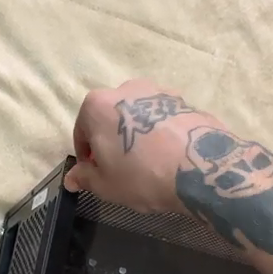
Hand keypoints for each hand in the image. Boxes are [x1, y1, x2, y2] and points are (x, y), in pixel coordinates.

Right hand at [63, 77, 229, 214]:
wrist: (200, 167)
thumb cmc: (141, 175)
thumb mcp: (105, 185)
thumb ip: (84, 177)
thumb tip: (71, 178)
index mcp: (97, 105)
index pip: (82, 133)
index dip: (87, 157)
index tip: (96, 174)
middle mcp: (126, 88)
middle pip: (110, 119)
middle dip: (110, 142)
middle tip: (120, 170)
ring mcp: (158, 91)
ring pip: (137, 116)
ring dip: (135, 135)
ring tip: (147, 163)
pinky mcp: (184, 100)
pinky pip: (161, 119)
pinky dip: (159, 133)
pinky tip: (167, 156)